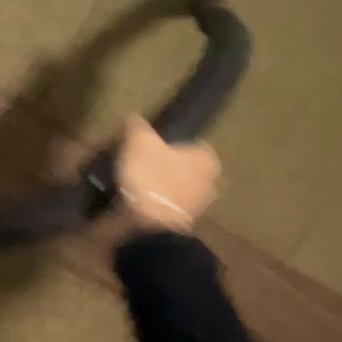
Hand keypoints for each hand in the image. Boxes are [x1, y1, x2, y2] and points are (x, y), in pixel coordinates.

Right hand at [115, 115, 219, 233]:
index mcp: (207, 159)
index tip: (150, 140)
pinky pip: (165, 200)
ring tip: (131, 176)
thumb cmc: (152, 176)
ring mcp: (197, 204)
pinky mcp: (180, 220)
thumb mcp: (139, 141)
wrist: (150, 223)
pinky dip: (152, 197)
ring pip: (174, 183)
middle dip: (164, 161)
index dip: (171, 139)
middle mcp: (210, 181)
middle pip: (183, 164)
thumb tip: (135, 118)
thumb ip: (138, 126)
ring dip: (157, 180)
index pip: (193, 142)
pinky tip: (134, 193)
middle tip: (138, 156)